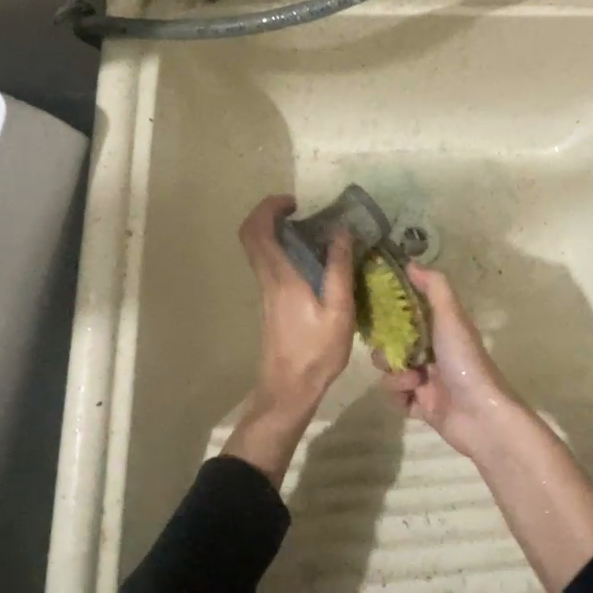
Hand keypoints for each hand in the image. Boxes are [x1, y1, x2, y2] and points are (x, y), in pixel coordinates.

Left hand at [237, 194, 356, 414]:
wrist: (289, 390)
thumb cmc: (316, 351)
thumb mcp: (339, 310)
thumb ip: (339, 268)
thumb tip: (340, 230)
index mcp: (280, 275)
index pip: (256, 230)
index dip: (268, 207)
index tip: (296, 203)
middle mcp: (267, 278)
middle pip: (252, 235)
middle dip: (271, 214)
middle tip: (303, 211)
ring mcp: (267, 291)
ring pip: (260, 249)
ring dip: (279, 232)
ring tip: (316, 233)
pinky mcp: (272, 303)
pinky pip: (271, 264)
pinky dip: (286, 251)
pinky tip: (315, 262)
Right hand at [377, 264, 525, 460]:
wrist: (480, 416)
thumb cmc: (465, 360)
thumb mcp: (451, 316)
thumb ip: (434, 287)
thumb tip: (410, 262)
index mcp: (442, 327)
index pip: (409, 310)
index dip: (391, 307)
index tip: (372, 304)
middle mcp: (433, 350)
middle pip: (394, 342)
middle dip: (386, 347)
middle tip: (387, 351)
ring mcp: (427, 379)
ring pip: (392, 370)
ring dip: (395, 374)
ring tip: (411, 380)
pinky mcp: (422, 406)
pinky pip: (396, 398)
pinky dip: (399, 397)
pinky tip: (411, 398)